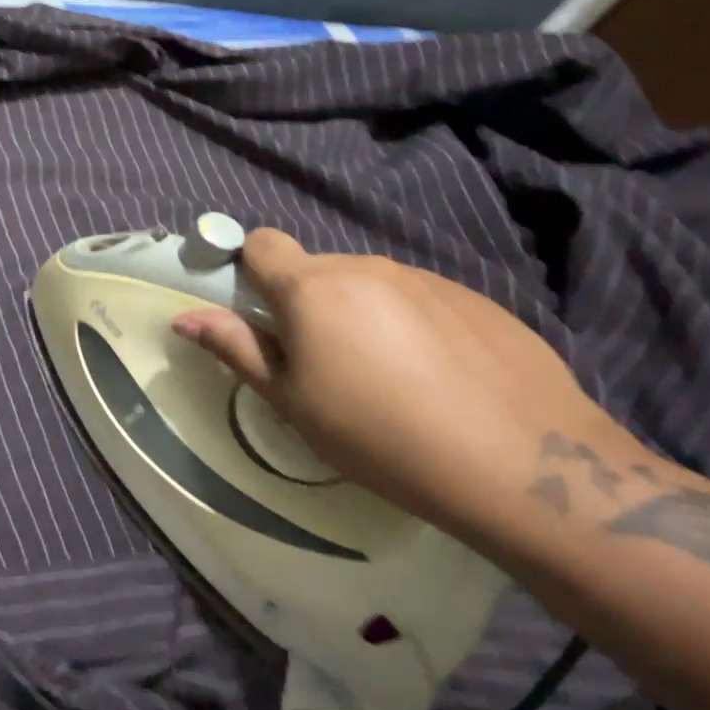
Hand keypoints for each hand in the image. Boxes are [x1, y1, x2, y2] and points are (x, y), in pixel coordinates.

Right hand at [170, 229, 634, 534]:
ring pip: (369, 286)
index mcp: (313, 287)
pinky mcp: (478, 301)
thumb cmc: (381, 436)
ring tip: (386, 380)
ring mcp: (429, 280)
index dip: (249, 271)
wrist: (525, 466)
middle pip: (316, 269)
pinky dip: (411, 327)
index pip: (261, 243)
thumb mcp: (293, 401)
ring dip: (359, 316)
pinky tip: (436, 381)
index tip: (257, 316)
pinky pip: (420, 302)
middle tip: (320, 366)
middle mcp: (368, 267)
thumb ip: (237, 349)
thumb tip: (184, 317)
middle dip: (306, 303)